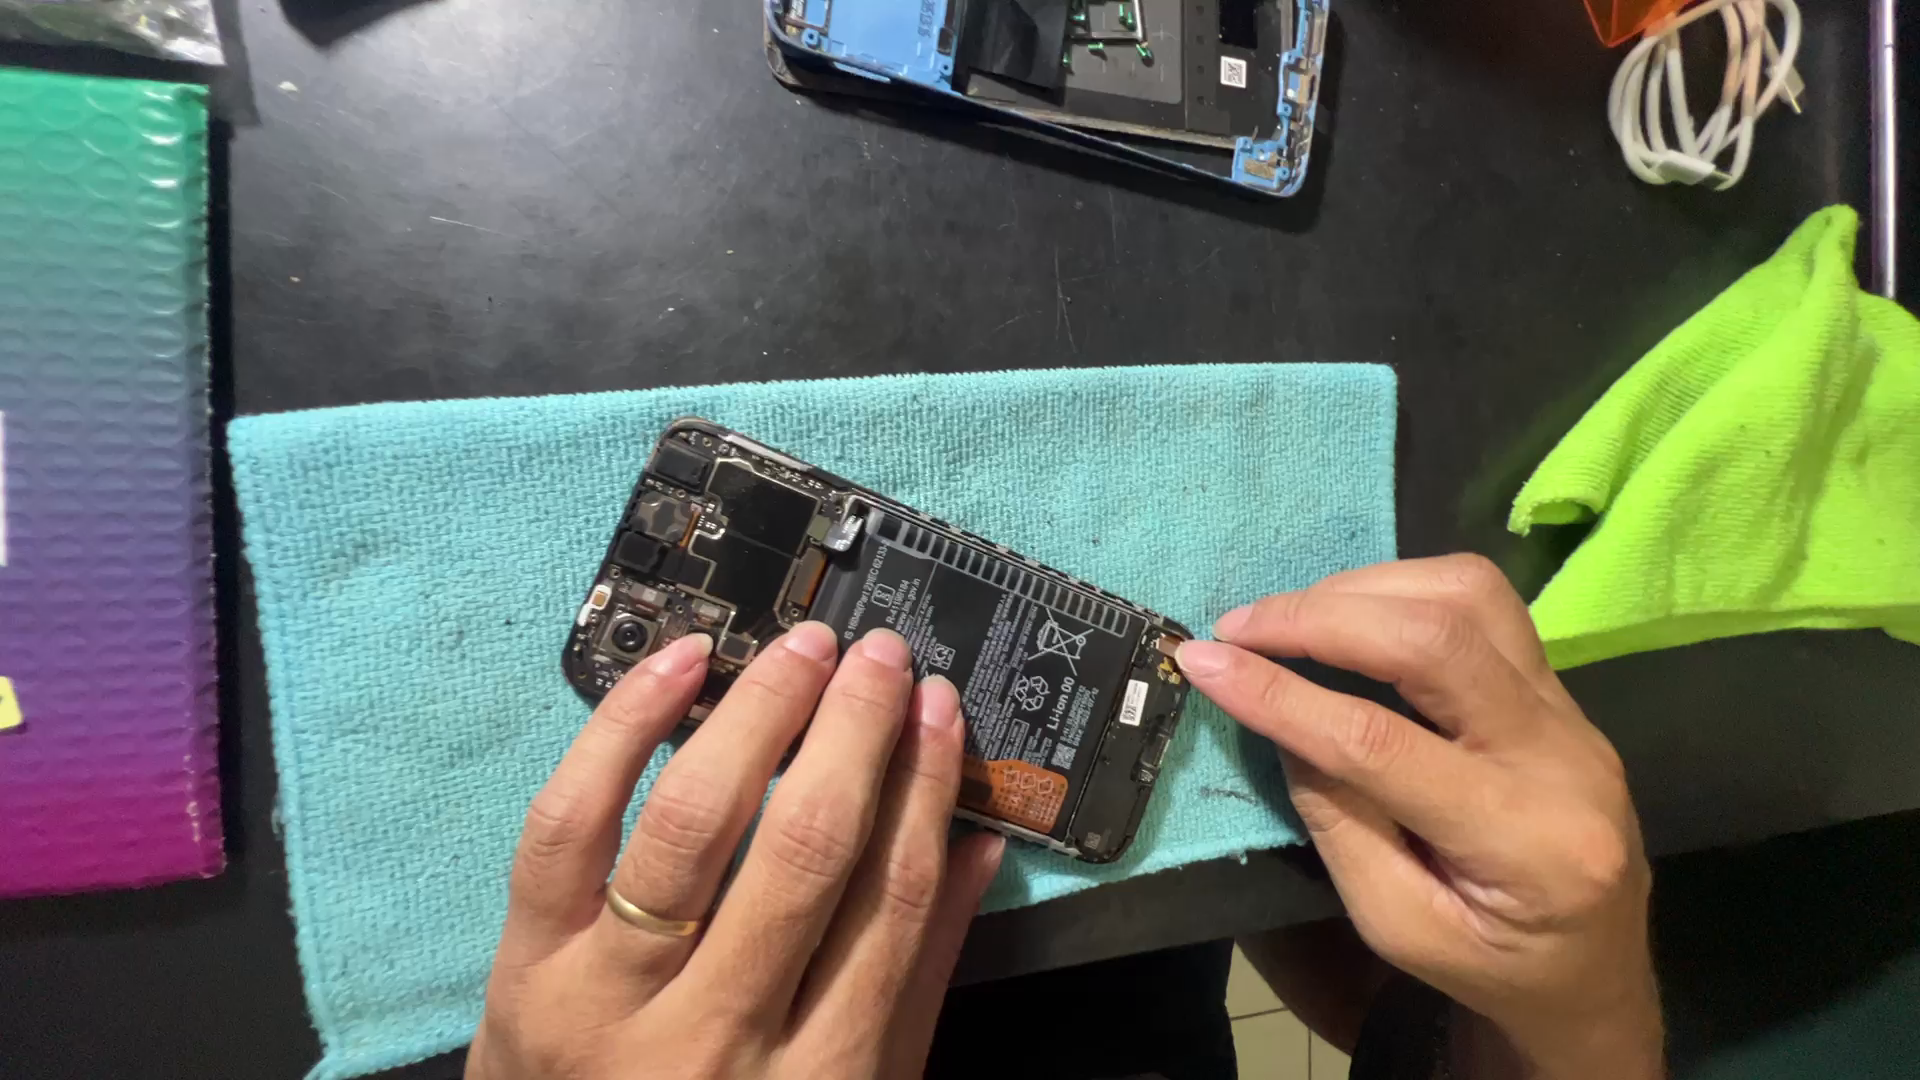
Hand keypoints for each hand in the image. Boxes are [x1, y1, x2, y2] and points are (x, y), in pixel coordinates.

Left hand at [469, 623, 1003, 1079]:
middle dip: (854, 727)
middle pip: (804, 845)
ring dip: (760, 710)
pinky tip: (682, 660)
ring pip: (695, 818)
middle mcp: (714, 1037)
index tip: (938, 704)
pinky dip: (626, 725)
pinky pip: (568, 823)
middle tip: (881, 654)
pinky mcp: (521, 964)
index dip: (924, 783)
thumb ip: (920, 969)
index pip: (893, 897)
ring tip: (804, 647)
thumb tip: (978, 840)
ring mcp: (604, 998)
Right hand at [1176, 556, 1661, 1078]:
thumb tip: (1281, 713)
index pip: (1377, 742)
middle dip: (1317, 618)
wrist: (1595, 970)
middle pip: (1437, 641)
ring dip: (1359, 589)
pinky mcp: (1555, 682)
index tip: (1201, 661)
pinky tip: (1349, 612)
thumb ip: (1334, 816)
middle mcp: (1564, 757)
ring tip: (1289, 615)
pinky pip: (1479, 597)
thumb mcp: (1391, 921)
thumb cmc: (1487, 963)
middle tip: (1238, 625)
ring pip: (1467, 595)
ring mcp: (1569, 708)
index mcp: (1526, 843)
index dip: (1277, 695)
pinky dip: (1396, 587)